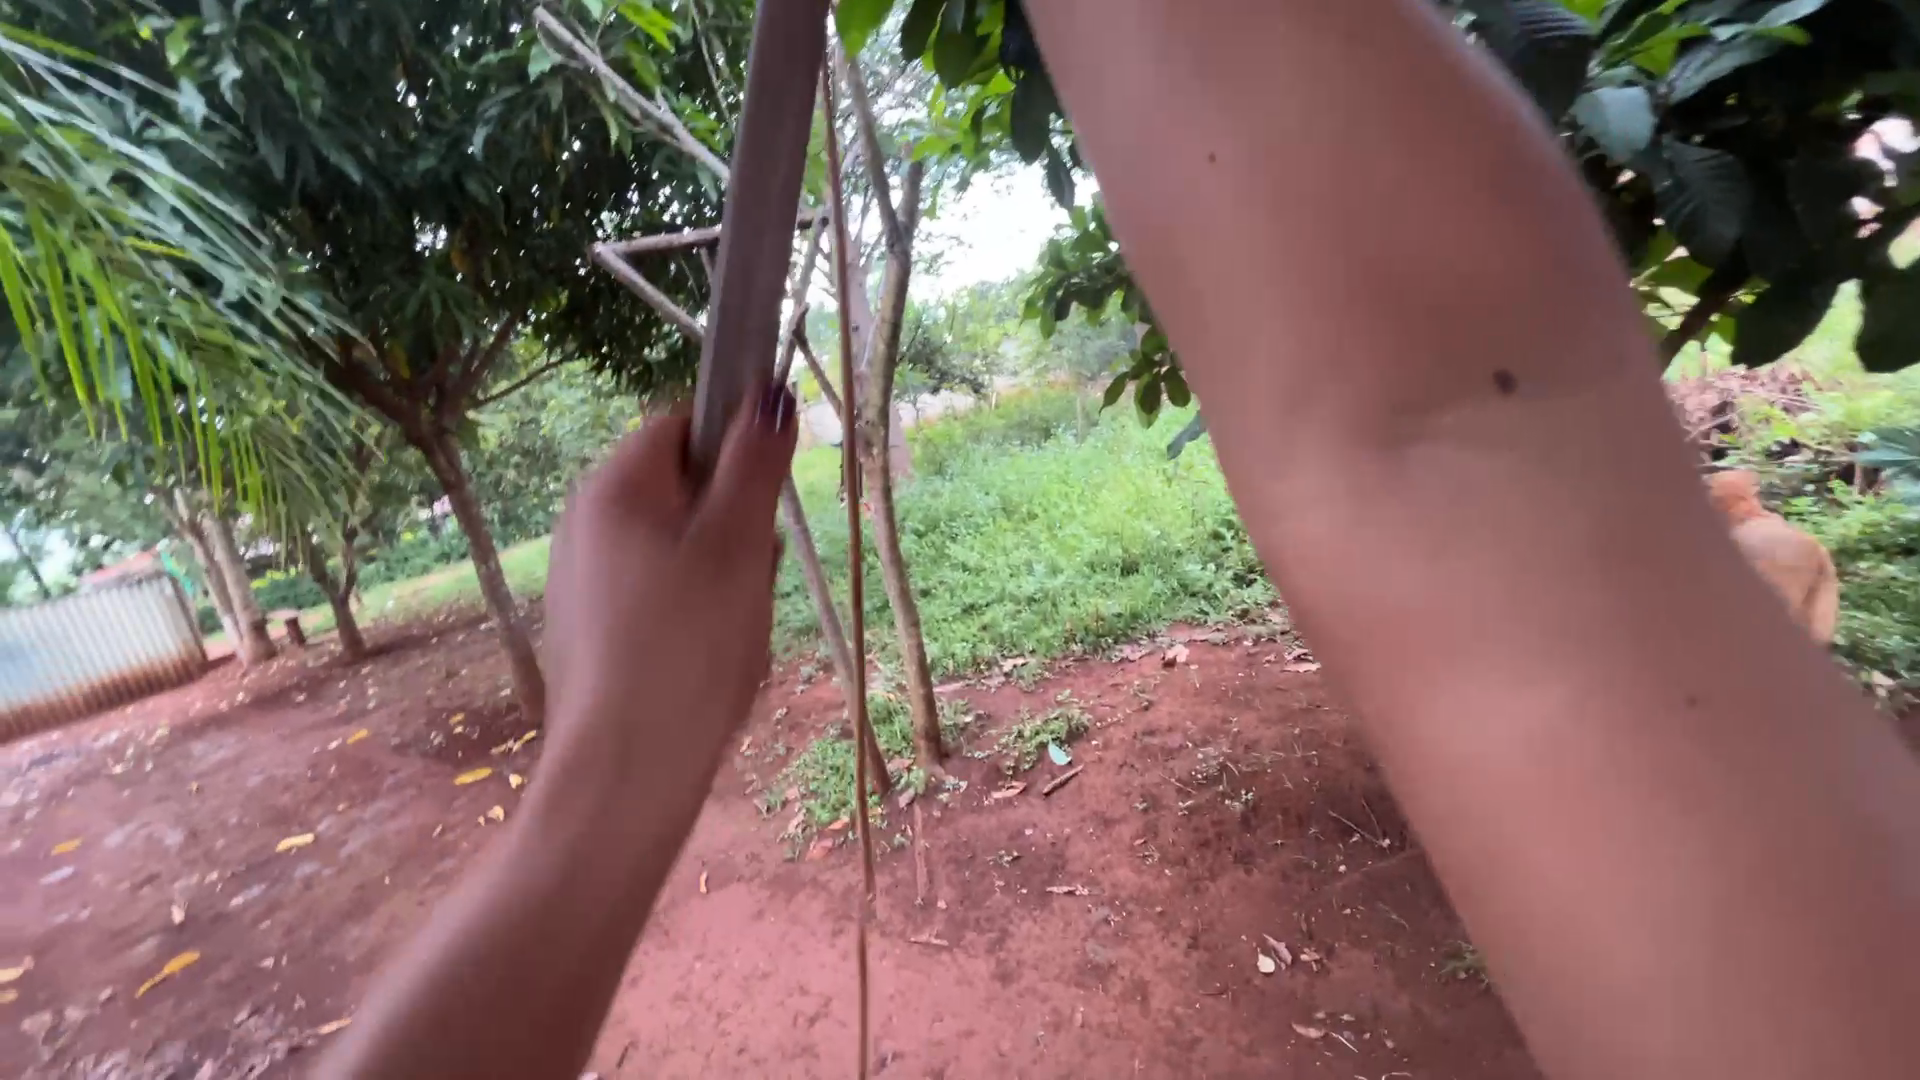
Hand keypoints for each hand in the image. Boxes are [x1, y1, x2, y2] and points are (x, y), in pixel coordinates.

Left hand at [540, 383, 797, 815]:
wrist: (630, 767)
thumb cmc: (691, 641)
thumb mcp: (739, 542)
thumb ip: (755, 463)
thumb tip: (768, 394)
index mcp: (615, 486)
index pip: (683, 424)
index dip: (733, 450)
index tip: (765, 502)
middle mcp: (586, 520)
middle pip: (684, 487)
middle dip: (733, 520)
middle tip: (754, 573)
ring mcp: (584, 575)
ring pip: (679, 542)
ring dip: (722, 567)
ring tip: (735, 622)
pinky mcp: (593, 623)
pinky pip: (660, 588)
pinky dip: (694, 605)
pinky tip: (708, 650)